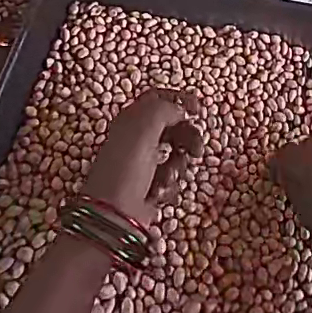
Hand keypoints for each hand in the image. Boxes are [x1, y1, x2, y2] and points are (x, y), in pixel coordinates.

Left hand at [80, 88, 198, 221]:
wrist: (113, 214)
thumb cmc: (126, 166)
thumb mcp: (144, 127)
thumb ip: (165, 109)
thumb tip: (181, 110)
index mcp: (131, 118)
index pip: (157, 98)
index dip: (179, 99)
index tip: (198, 109)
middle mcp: (137, 138)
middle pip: (172, 126)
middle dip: (188, 136)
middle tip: (197, 149)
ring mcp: (143, 163)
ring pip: (175, 154)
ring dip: (178, 165)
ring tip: (169, 177)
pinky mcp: (150, 186)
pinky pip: (172, 177)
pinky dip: (169, 183)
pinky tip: (159, 191)